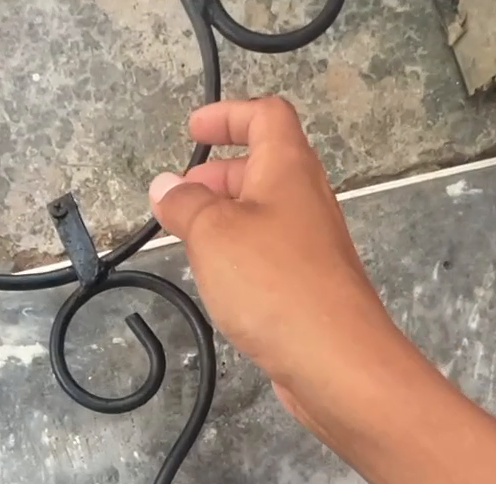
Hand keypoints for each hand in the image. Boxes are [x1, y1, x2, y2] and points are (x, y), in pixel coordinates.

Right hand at [148, 98, 410, 420]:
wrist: (332, 355)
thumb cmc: (272, 283)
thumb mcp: (213, 234)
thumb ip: (185, 206)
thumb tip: (164, 186)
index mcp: (288, 168)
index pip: (265, 116)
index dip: (228, 115)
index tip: (193, 129)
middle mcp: (305, 198)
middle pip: (262, 166)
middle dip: (216, 173)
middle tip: (178, 194)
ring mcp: (310, 243)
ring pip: (263, 212)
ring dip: (224, 215)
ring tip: (187, 239)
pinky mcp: (307, 283)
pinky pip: (267, 250)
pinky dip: (237, 250)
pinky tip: (217, 278)